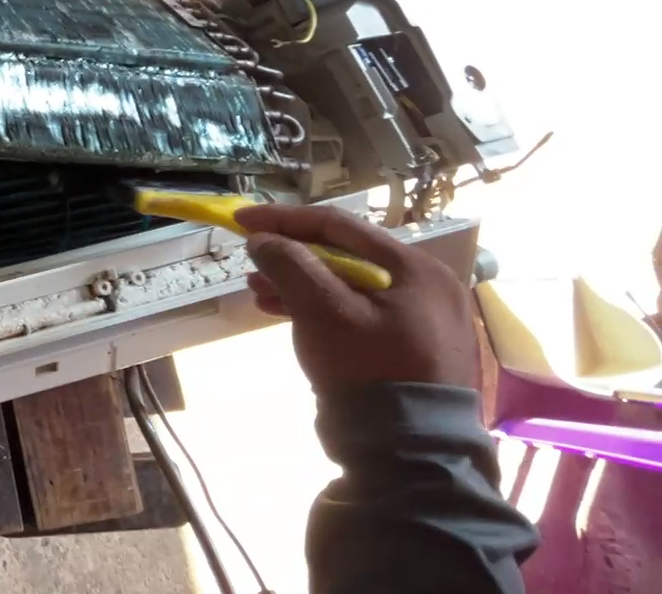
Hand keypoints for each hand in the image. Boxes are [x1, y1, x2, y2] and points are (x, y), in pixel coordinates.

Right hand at [237, 204, 477, 390]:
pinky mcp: (406, 343)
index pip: (338, 225)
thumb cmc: (367, 365)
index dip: (282, 218)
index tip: (239, 219)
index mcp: (416, 269)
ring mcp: (419, 316)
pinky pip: (351, 307)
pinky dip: (312, 304)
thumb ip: (288, 263)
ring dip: (295, 280)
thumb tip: (261, 238)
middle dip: (287, 254)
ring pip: (342, 281)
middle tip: (249, 259)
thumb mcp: (321, 308)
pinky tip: (278, 310)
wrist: (408, 447)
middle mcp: (425, 285)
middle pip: (341, 252)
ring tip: (257, 290)